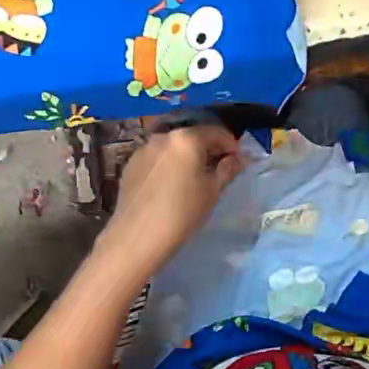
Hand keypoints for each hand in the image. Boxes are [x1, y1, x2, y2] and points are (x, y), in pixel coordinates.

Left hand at [99, 121, 242, 278]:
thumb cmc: (183, 212)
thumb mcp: (212, 191)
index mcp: (186, 138)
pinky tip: (170, 185)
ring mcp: (143, 150)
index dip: (230, 144)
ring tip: (193, 178)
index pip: (215, 132)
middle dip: (207, 150)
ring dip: (185, 157)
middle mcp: (162, 137)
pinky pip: (156, 160)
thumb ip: (227, 169)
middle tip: (218, 169)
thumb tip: (238, 158)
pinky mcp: (130, 166)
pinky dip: (167, 166)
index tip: (238, 159)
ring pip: (172, 148)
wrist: (138, 236)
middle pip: (191, 137)